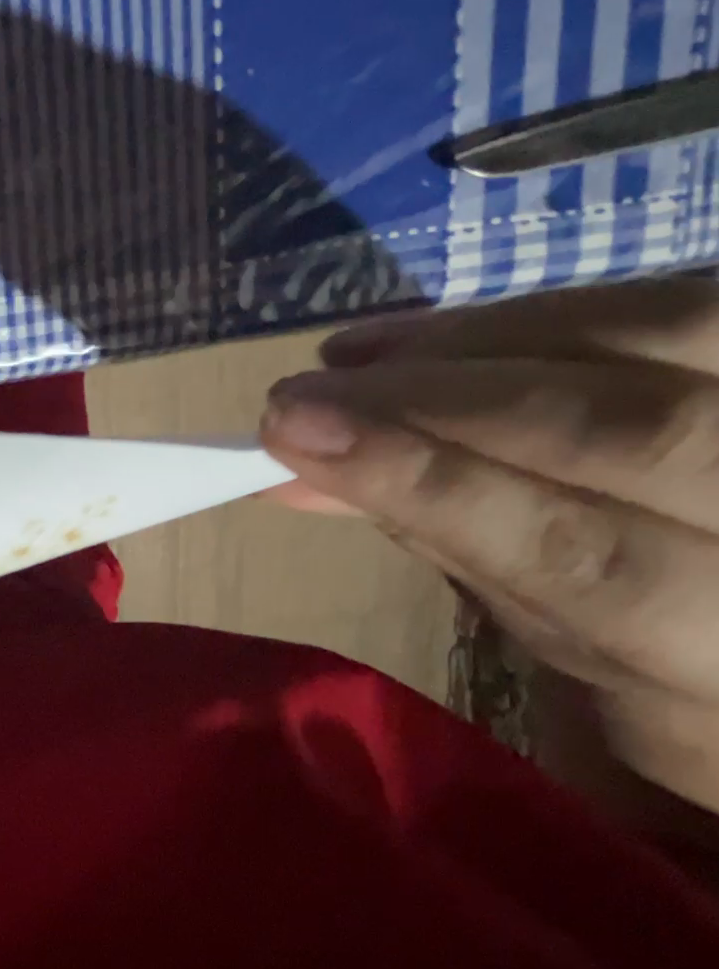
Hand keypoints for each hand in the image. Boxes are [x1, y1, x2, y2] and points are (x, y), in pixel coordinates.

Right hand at [258, 278, 718, 811]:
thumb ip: (449, 550)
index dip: (429, 485)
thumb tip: (297, 474)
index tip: (291, 436)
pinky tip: (428, 333)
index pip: (585, 558)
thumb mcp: (565, 649)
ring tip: (347, 356)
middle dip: (434, 400)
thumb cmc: (677, 666)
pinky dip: (527, 313)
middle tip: (299, 391)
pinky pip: (667, 303)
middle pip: (632, 428)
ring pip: (659, 334)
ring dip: (469, 341)